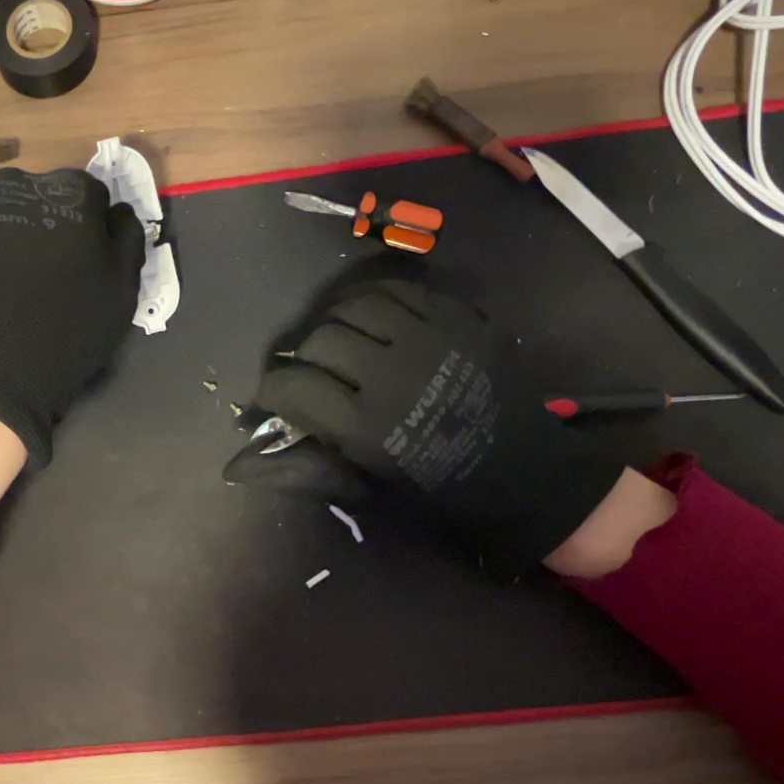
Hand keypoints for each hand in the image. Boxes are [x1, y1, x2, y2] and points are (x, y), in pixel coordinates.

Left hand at [0, 168, 146, 467]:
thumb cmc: (64, 333)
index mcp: (69, 193)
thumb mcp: (119, 295)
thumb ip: (126, 243)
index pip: (87, 195)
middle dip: (37, 228)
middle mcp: (13, 183)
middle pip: (32, 197)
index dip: (86, 229)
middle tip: (33, 277)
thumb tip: (119, 213)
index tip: (80, 263)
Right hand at [224, 279, 624, 577]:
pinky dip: (372, 300)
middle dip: (302, 355)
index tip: (271, 395)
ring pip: (355, 305)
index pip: (294, 387)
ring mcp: (428, 339)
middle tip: (307, 370)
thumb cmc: (443, 492)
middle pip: (319, 339)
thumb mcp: (374, 490)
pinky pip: (398, 291)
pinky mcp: (456, 319)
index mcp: (367, 428)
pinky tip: (368, 316)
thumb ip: (319, 458)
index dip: (271, 389)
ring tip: (335, 337)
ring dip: (333, 320)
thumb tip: (259, 447)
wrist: (523, 472)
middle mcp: (392, 375)